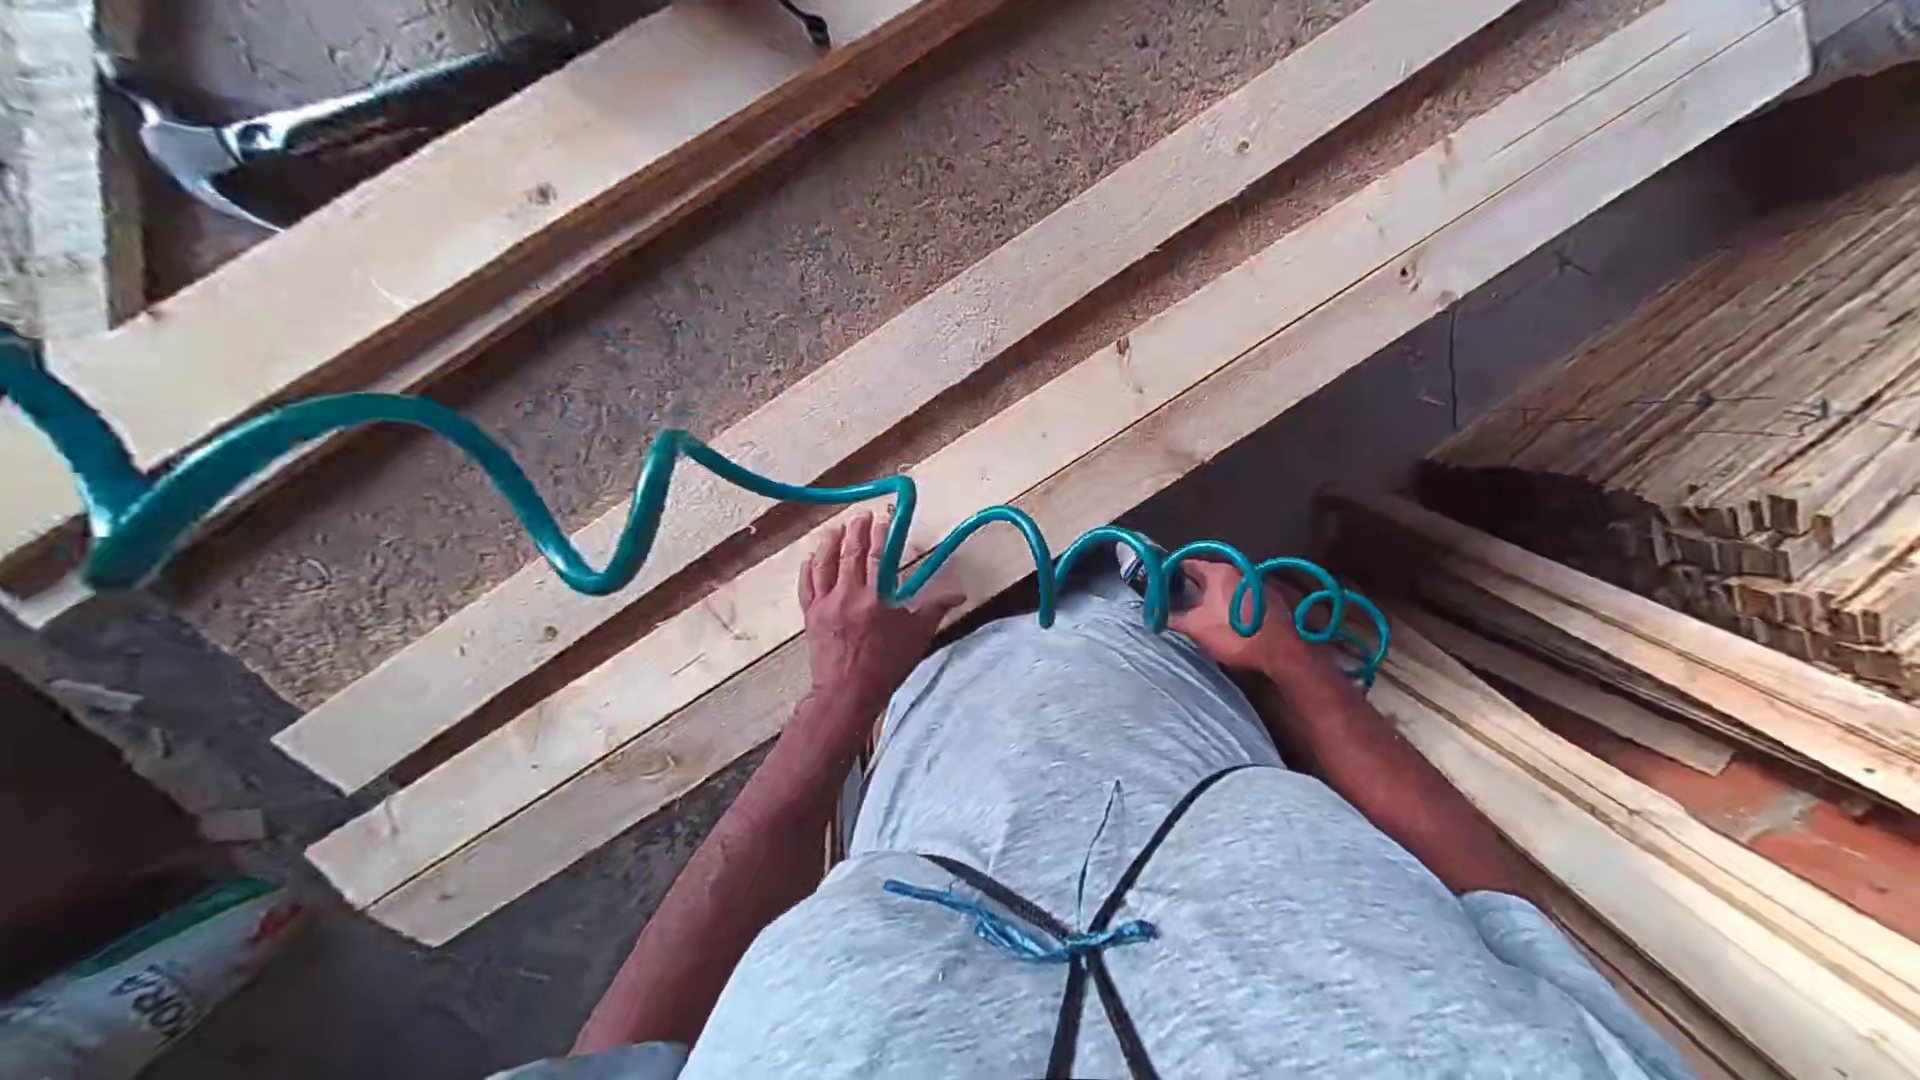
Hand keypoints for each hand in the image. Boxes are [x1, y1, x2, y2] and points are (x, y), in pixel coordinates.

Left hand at [798, 510, 964, 720]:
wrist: (848, 693)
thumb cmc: (886, 666)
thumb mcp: (917, 636)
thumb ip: (936, 608)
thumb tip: (959, 593)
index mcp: (875, 598)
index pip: (877, 556)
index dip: (880, 535)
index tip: (881, 519)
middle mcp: (848, 595)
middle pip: (850, 554)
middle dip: (856, 531)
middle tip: (860, 517)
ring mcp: (826, 604)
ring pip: (824, 564)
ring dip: (830, 543)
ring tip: (836, 528)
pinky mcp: (811, 616)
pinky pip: (806, 586)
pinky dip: (808, 569)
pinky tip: (810, 558)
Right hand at [1169, 560, 1318, 675]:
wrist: (1282, 652)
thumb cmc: (1234, 634)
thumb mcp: (1195, 627)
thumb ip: (1172, 617)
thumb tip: (1156, 615)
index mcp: (1218, 571)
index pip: (1185, 564)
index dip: (1169, 575)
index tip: (1159, 588)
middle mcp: (1238, 571)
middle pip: (1205, 576)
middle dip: (1189, 589)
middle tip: (1174, 604)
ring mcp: (1255, 584)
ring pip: (1223, 587)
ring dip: (1209, 598)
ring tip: (1196, 615)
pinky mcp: (1268, 599)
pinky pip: (1238, 597)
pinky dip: (1227, 605)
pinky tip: (1223, 621)